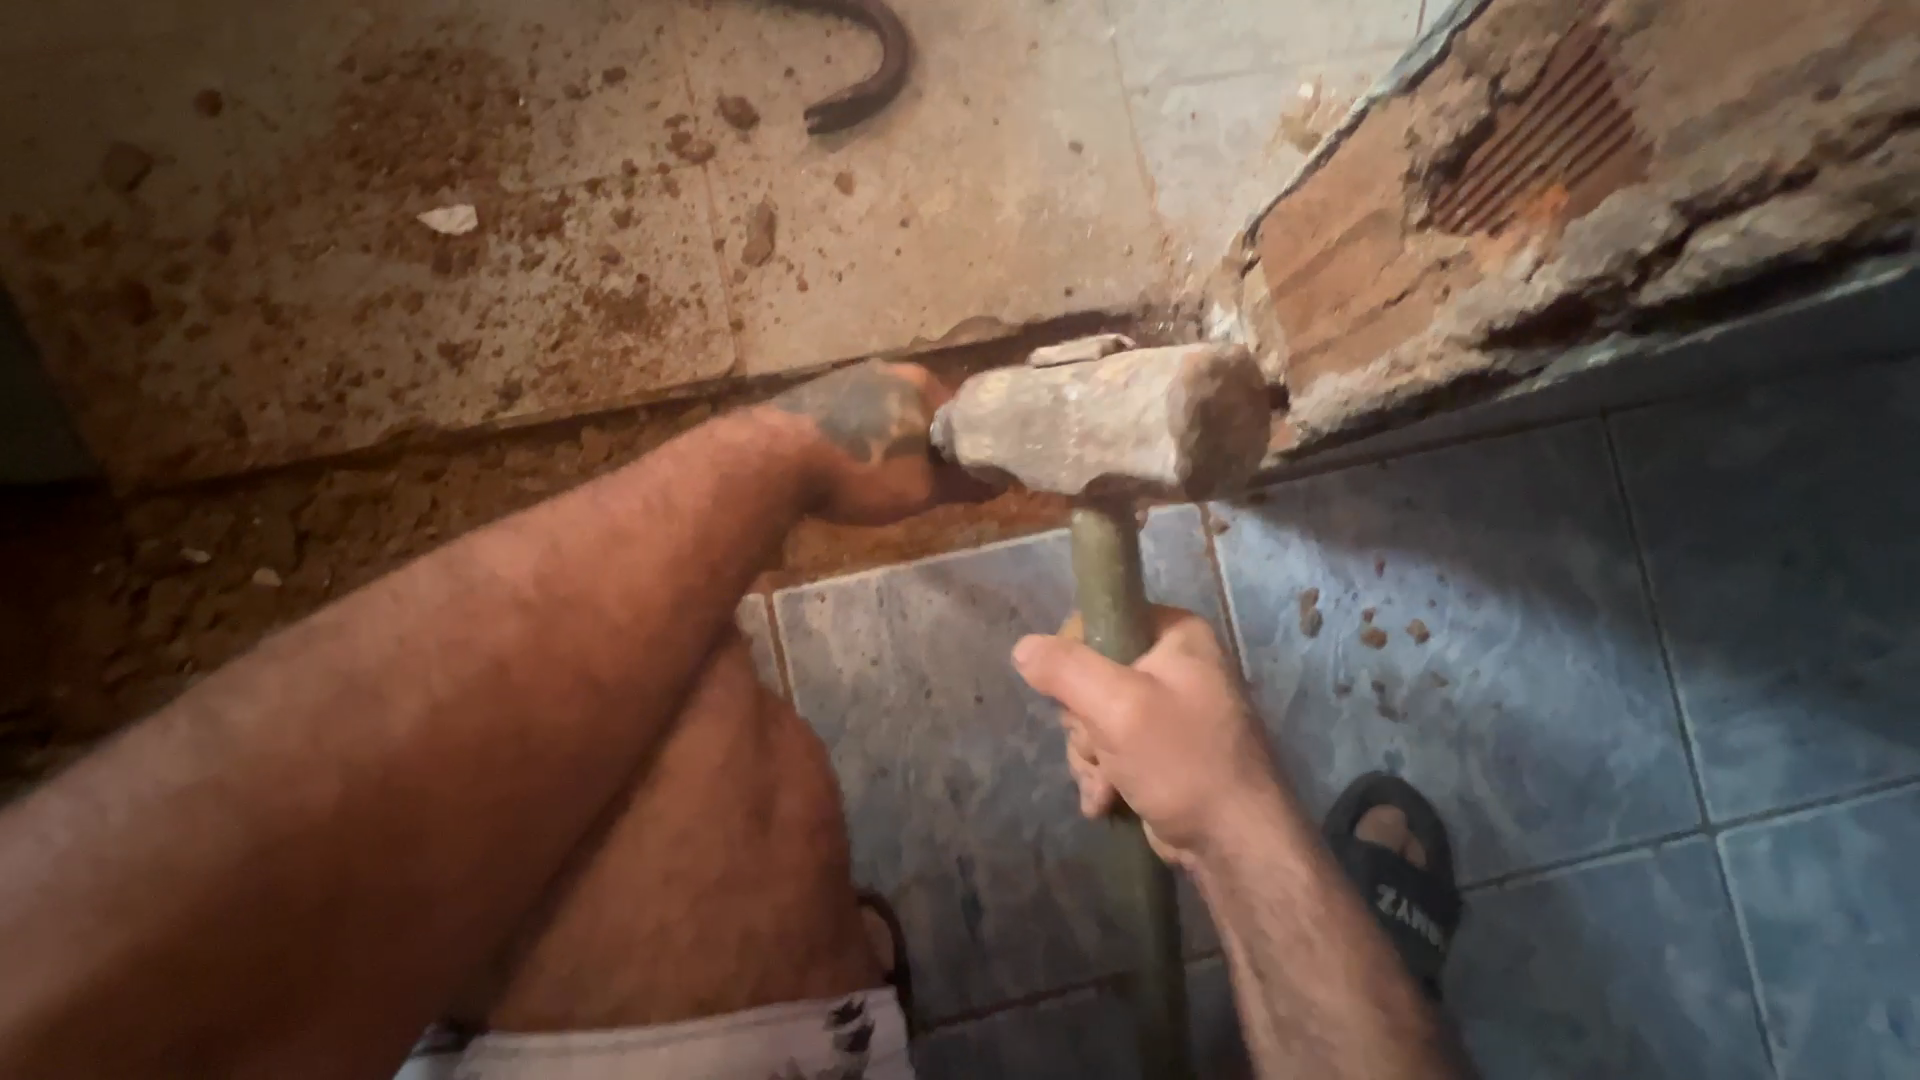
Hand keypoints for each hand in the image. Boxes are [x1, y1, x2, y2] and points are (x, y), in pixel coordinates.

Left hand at [762, 360, 993, 525]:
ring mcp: (845, 379)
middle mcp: (886, 371)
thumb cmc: (861, 471)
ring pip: (884, 414)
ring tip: (885, 478)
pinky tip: (847, 466)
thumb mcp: (924, 489)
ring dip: (890, 442)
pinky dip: (858, 441)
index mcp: (921, 383)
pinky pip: (851, 419)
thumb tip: (1003, 480)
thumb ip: (966, 483)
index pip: (964, 411)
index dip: (970, 444)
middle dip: (928, 443)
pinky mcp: (812, 396)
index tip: (969, 472)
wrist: (771, 460)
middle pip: (922, 410)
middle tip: (928, 481)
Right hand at [1013, 606, 1281, 864]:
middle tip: (1100, 745)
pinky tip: (1105, 799)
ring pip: (1091, 716)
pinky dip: (1100, 773)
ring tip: (1107, 784)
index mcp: (1174, 633)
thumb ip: (1066, 670)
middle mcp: (1172, 663)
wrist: (1234, 844)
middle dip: (1083, 723)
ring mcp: (1165, 708)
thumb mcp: (1118, 706)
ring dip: (1088, 755)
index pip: (1098, 620)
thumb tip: (1022, 648)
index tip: (1074, 697)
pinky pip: (1107, 746)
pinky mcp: (1158, 749)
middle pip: (1088, 674)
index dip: (1073, 659)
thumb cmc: (1182, 762)